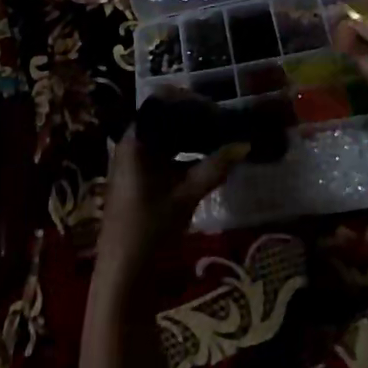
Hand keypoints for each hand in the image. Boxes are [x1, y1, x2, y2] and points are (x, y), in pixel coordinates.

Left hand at [97, 105, 243, 277]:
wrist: (124, 267)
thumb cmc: (151, 227)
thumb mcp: (186, 195)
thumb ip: (214, 168)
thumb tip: (243, 144)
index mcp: (136, 140)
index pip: (160, 102)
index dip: (188, 100)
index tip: (216, 108)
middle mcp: (131, 143)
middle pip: (163, 118)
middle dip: (194, 118)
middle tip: (224, 124)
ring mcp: (132, 160)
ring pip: (164, 137)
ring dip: (190, 137)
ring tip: (221, 140)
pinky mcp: (138, 176)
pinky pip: (162, 154)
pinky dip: (183, 154)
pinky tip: (206, 161)